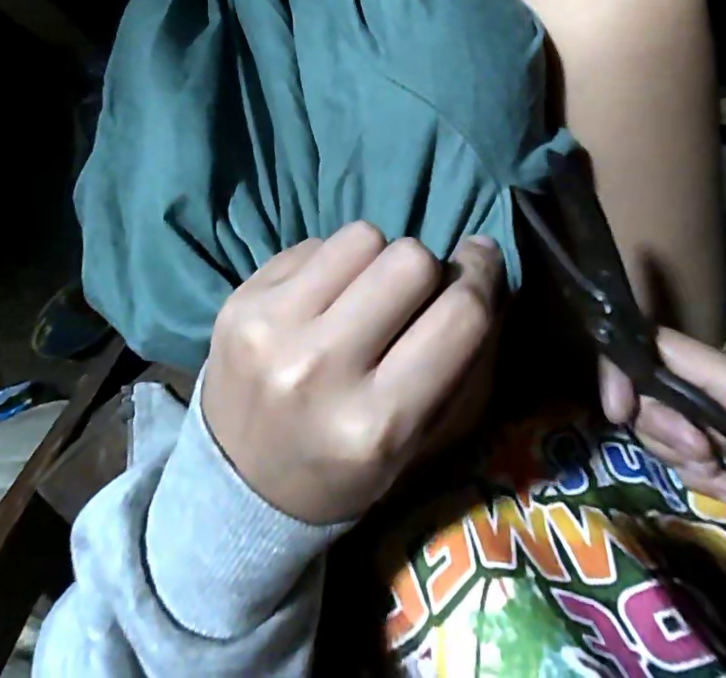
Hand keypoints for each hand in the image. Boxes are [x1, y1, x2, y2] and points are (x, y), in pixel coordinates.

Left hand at [201, 222, 504, 524]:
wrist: (239, 489)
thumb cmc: (346, 469)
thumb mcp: (423, 442)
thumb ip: (469, 361)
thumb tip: (486, 272)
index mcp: (378, 424)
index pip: (460, 316)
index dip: (483, 276)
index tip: (483, 259)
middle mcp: (320, 370)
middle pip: (411, 260)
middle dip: (426, 268)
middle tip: (414, 293)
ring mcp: (271, 329)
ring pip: (363, 236)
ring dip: (377, 259)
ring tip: (363, 295)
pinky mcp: (239, 301)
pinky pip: (315, 243)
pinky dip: (332, 262)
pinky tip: (322, 300)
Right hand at [601, 329, 725, 564]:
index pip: (661, 346)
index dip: (626, 367)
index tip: (618, 413)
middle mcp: (723, 391)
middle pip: (650, 386)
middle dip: (662, 429)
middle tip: (706, 463)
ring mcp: (719, 418)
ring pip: (658, 419)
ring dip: (677, 456)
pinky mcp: (720, 445)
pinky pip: (676, 448)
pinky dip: (691, 473)